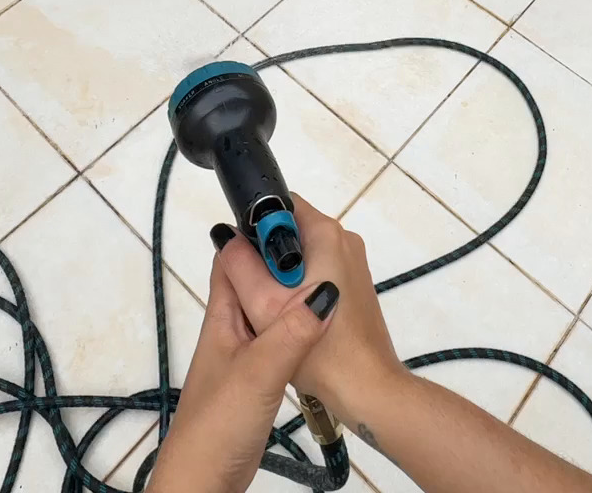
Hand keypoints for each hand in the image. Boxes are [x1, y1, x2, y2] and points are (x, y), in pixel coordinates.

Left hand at [146, 225, 337, 492]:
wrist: (201, 486)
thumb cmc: (219, 423)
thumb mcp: (259, 372)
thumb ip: (292, 333)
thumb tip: (328, 290)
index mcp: (223, 318)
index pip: (232, 261)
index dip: (254, 235)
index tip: (287, 216)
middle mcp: (230, 331)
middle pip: (253, 284)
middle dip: (278, 262)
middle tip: (316, 247)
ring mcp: (242, 357)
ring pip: (267, 312)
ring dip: (288, 295)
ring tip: (323, 281)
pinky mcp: (254, 381)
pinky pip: (276, 341)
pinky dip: (294, 328)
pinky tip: (314, 332)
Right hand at [212, 196, 408, 428]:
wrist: (366, 387)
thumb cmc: (317, 345)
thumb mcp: (264, 304)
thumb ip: (240, 266)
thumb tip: (225, 237)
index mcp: (326, 233)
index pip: (283, 204)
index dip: (256, 224)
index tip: (242, 256)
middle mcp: (344, 239)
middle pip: (292, 230)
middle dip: (267, 255)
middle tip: (250, 289)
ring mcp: (353, 262)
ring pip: (304, 254)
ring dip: (282, 275)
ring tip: (268, 308)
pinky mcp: (355, 284)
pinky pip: (319, 271)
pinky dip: (300, 286)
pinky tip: (290, 317)